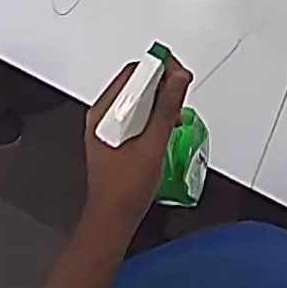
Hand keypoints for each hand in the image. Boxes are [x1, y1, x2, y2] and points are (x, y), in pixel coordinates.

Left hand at [83, 56, 192, 229]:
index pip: (133, 73)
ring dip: (161, 99)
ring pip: (138, 97)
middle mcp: (103, 115)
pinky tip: (168, 125)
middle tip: (183, 92)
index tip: (181, 75)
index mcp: (104, 113)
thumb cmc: (127, 187)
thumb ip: (166, 108)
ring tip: (177, 113)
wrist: (112, 219)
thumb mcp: (152, 144)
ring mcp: (108, 125)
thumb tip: (178, 78)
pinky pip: (137, 112)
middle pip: (135, 83)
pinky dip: (155, 113)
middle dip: (163, 83)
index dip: (159, 68)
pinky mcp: (116, 136)